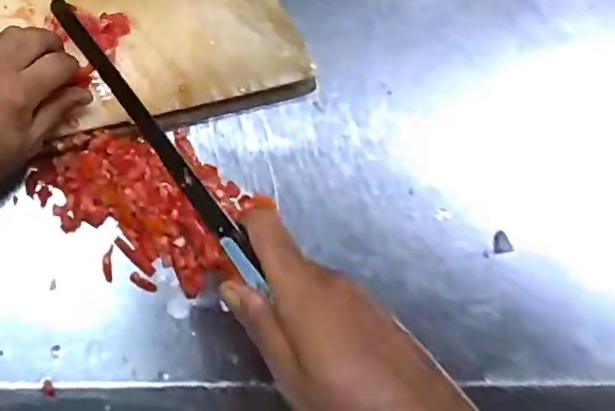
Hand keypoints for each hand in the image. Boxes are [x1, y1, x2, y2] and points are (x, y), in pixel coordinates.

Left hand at [0, 26, 91, 203]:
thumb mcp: (32, 140)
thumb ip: (59, 109)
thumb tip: (84, 91)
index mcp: (19, 92)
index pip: (58, 63)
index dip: (73, 68)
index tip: (76, 79)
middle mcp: (0, 67)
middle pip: (38, 37)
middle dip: (56, 47)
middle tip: (60, 66)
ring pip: (16, 32)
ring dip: (34, 41)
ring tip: (40, 62)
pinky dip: (14, 44)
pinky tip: (18, 64)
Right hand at [220, 205, 472, 410]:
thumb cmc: (349, 401)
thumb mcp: (289, 372)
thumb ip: (257, 322)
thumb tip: (231, 285)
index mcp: (301, 283)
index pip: (265, 222)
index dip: (243, 224)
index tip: (231, 247)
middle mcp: (331, 277)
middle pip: (287, 258)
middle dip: (270, 282)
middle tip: (267, 323)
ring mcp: (361, 294)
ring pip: (314, 283)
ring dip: (301, 304)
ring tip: (307, 352)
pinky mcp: (383, 315)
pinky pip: (340, 301)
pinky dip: (329, 318)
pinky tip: (339, 359)